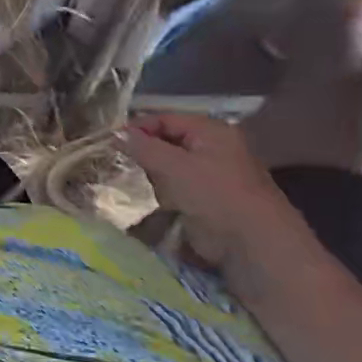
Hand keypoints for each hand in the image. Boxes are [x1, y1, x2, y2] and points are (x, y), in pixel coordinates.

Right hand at [116, 112, 303, 265]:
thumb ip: (142, 146)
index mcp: (212, 131)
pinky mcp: (207, 198)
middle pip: (167, 141)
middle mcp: (214, 148)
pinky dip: (161, 189)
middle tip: (115, 161)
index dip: (137, 128)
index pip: (165, 119)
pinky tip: (147, 196)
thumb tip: (116, 134)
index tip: (110, 142)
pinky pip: (176, 186)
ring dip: (150, 173)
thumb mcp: (172, 166)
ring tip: (128, 179)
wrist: (251, 242)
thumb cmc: (213, 195)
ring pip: (170, 165)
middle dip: (143, 151)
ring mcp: (212, 174)